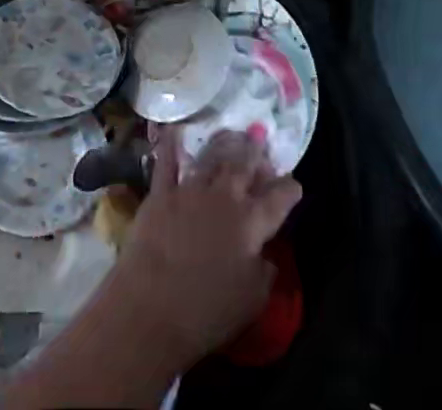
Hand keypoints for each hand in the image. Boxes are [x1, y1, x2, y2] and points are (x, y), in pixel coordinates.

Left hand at [0, 129, 300, 409]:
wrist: (148, 310)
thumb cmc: (205, 313)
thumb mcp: (252, 300)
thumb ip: (265, 271)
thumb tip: (265, 256)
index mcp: (252, 223)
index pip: (280, 197)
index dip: (290, 188)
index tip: (293, 185)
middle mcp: (225, 197)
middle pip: (246, 166)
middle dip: (257, 154)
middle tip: (261, 146)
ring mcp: (191, 191)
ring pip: (213, 158)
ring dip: (226, 144)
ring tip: (233, 135)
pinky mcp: (161, 194)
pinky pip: (167, 162)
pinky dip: (172, 144)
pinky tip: (175, 129)